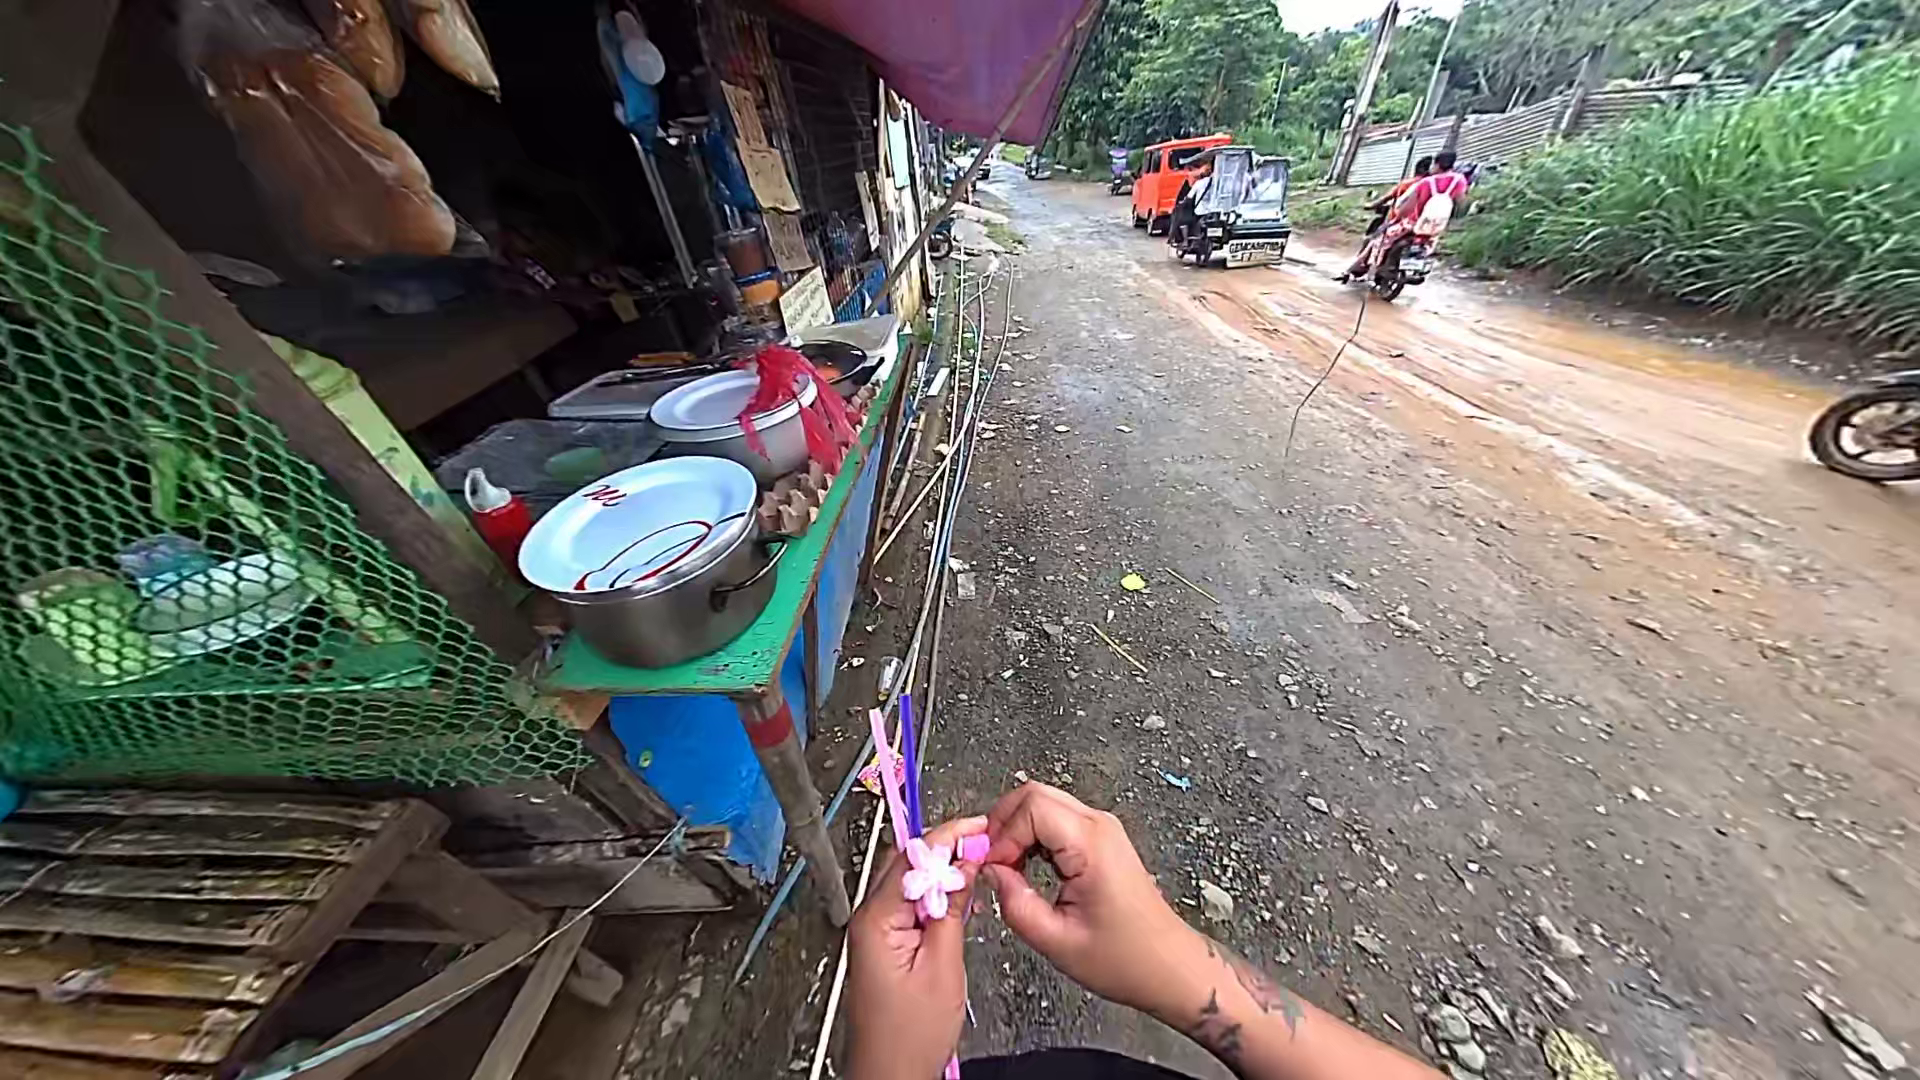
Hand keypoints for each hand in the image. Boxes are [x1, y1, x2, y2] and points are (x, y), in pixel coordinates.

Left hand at [845, 814, 987, 1079]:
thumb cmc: (910, 1037)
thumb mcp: (943, 965)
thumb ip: (953, 908)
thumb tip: (966, 864)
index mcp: (877, 918)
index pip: (913, 858)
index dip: (947, 836)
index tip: (976, 827)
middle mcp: (869, 915)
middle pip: (908, 863)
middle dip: (945, 848)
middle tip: (980, 841)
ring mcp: (875, 927)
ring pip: (910, 879)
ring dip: (942, 869)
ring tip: (974, 863)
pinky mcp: (884, 940)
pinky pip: (910, 900)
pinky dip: (935, 892)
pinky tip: (957, 894)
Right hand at [979, 783, 1203, 1016]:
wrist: (1169, 965)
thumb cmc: (1121, 959)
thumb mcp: (1058, 942)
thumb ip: (1016, 905)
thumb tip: (990, 872)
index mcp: (1091, 843)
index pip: (1032, 808)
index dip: (1003, 834)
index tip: (992, 868)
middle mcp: (1096, 822)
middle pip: (1034, 794)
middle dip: (1004, 822)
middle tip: (990, 860)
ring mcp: (1099, 824)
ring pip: (1043, 800)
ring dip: (1016, 826)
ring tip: (1006, 865)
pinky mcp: (1098, 833)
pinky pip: (1055, 815)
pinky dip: (1032, 831)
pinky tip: (1026, 862)